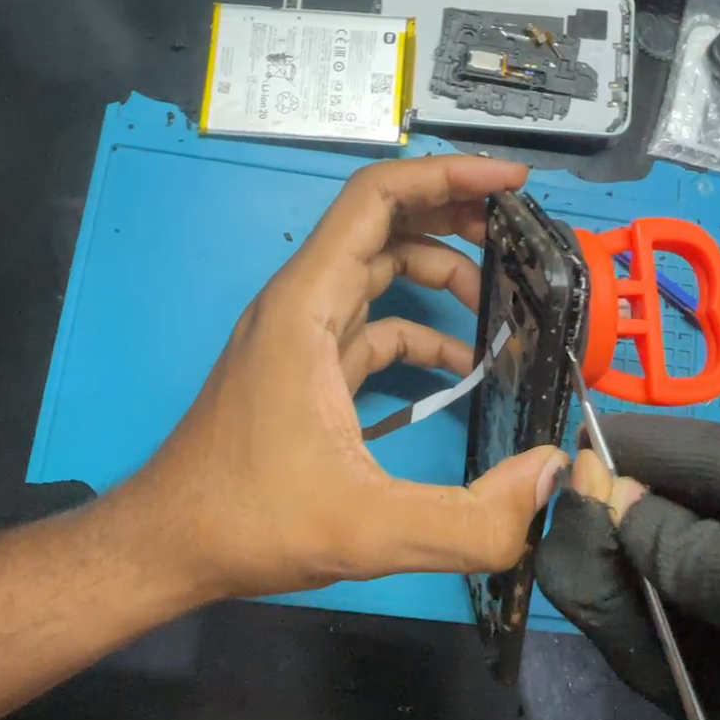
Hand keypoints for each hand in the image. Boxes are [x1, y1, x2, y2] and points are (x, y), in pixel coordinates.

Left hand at [105, 156, 568, 602]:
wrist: (169, 544)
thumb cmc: (250, 520)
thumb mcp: (370, 528)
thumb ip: (471, 520)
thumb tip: (550, 474)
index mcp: (308, 304)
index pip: (377, 198)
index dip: (446, 175)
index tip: (509, 180)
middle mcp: (303, 301)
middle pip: (384, 221)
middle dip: (454, 215)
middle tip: (518, 235)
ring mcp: (303, 332)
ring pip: (380, 269)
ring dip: (442, 273)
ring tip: (500, 306)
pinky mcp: (308, 364)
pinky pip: (373, 323)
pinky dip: (420, 329)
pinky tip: (458, 367)